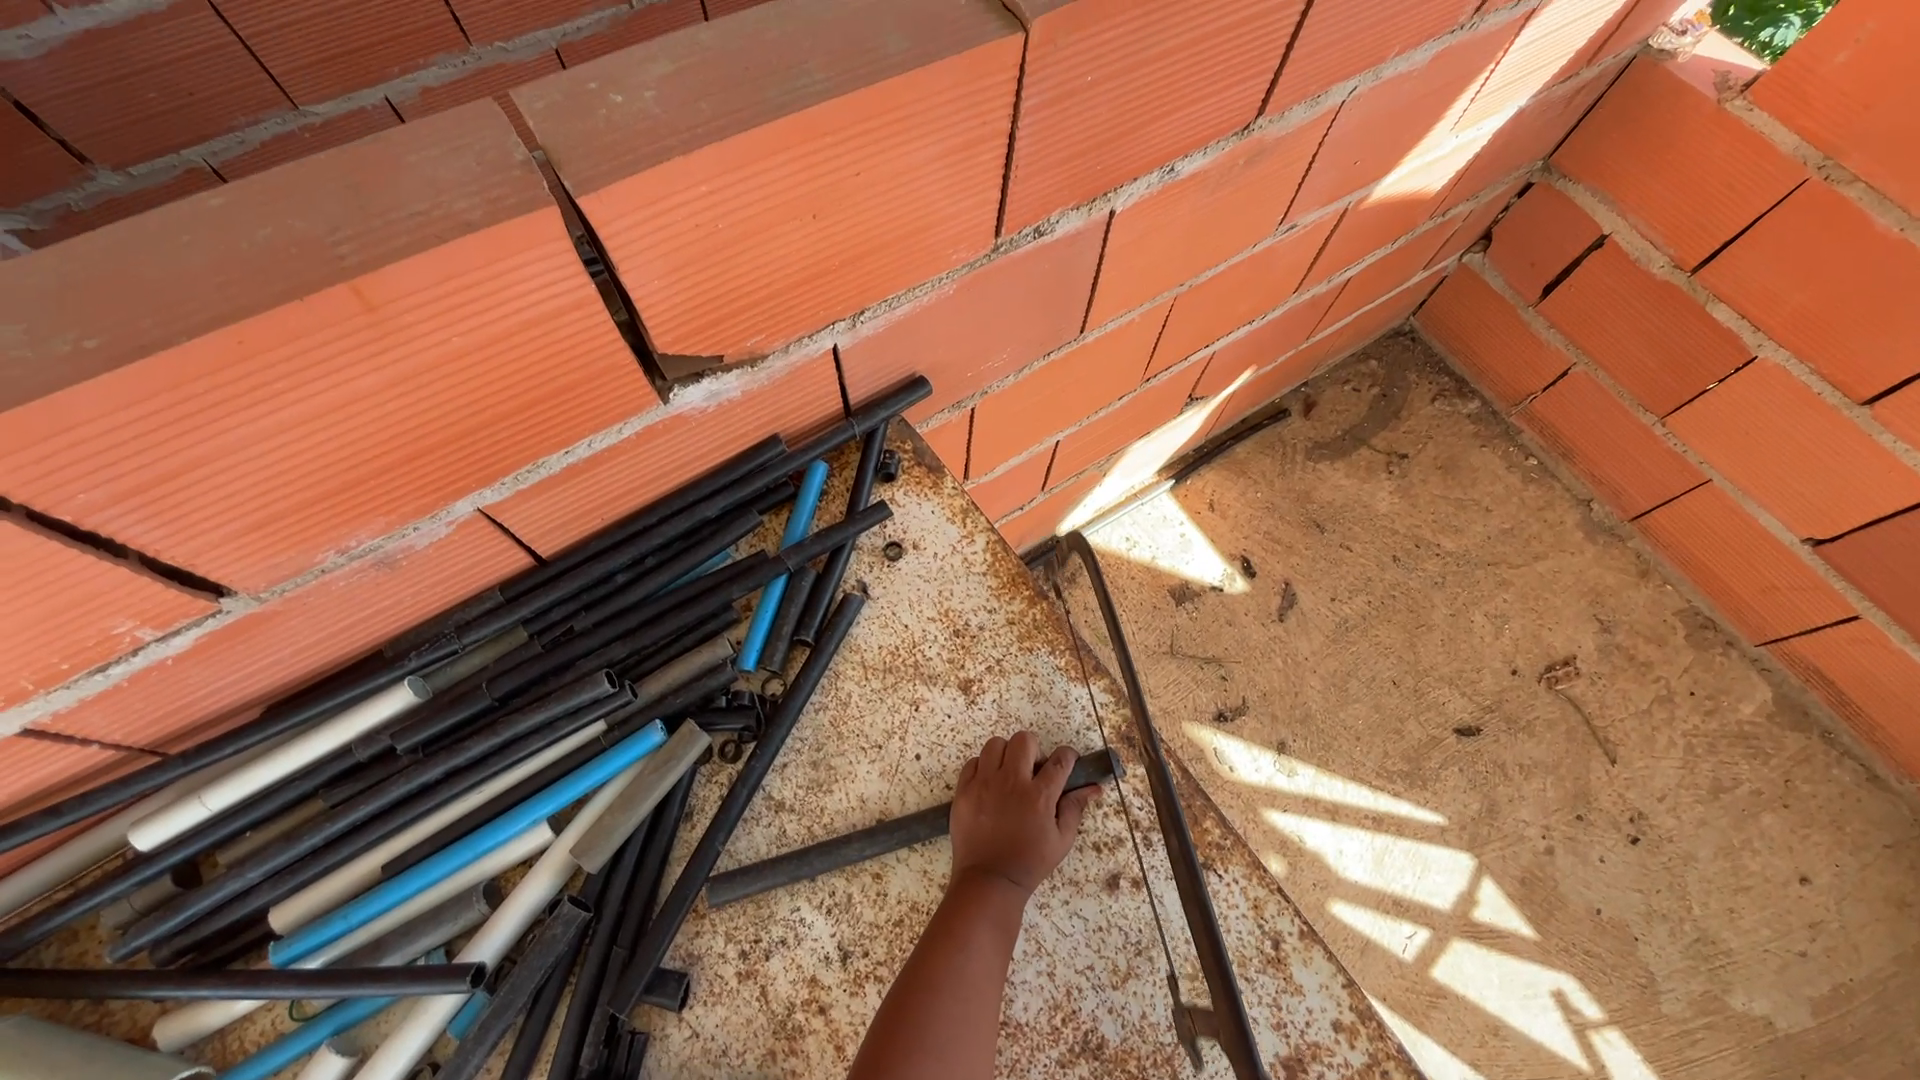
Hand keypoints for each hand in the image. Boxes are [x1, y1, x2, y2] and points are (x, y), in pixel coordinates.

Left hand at [948, 731, 1102, 899]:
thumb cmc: (1029, 863)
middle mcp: (1012, 783)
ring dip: (1006, 754)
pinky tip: (989, 784)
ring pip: (995, 744)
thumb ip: (1075, 809)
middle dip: (1034, 749)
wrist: (989, 880)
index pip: (1060, 759)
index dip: (1068, 756)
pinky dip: (982, 767)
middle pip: (1024, 740)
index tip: (1067, 761)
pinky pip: (973, 762)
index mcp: (1039, 796)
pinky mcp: (964, 790)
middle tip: (1033, 770)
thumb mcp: (1061, 840)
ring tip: (1008, 773)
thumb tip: (1094, 788)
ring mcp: (984, 784)